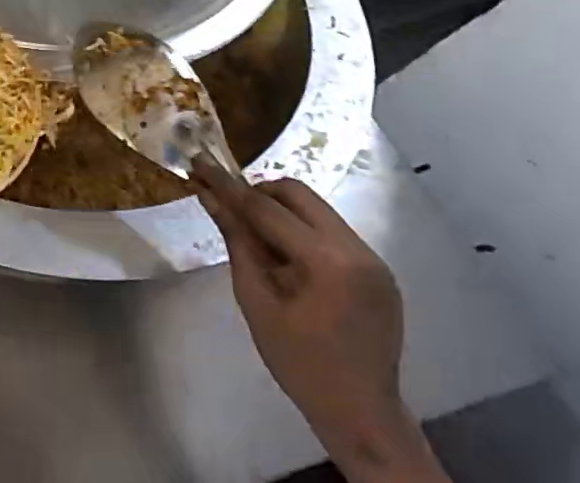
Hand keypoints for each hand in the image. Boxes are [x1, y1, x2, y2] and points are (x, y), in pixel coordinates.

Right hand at [195, 165, 447, 482]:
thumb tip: (211, 199)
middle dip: (259, 193)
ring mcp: (373, 256)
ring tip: (258, 237)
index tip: (202, 166)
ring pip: (317, 208)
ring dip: (282, 210)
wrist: (362, 414)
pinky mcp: (378, 267)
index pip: (268, 209)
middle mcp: (356, 248)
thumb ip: (237, 244)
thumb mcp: (257, 303)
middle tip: (230, 206)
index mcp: (327, 262)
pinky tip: (289, 259)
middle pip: (298, 193)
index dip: (229, 187)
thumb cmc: (299, 364)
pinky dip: (303, 230)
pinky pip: (333, 230)